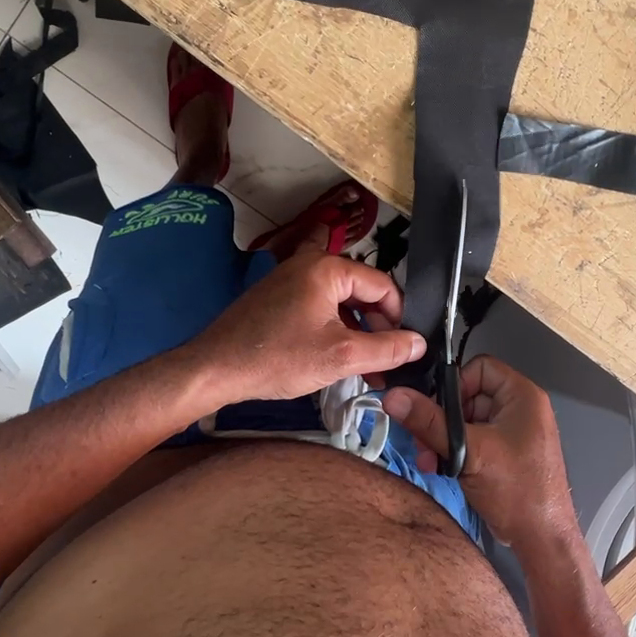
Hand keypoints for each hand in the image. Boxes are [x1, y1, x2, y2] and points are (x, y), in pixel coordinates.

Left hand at [185, 249, 425, 405]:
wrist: (215, 369)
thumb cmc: (278, 358)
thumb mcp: (342, 356)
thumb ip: (387, 349)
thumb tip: (420, 343)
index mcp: (327, 268)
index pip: (383, 285)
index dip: (400, 317)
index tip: (406, 347)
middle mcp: (309, 266)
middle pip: (362, 294)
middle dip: (379, 329)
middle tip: (388, 364)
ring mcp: (290, 282)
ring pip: (341, 306)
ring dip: (358, 335)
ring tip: (367, 370)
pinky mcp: (278, 301)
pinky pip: (319, 311)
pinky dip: (334, 334)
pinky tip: (338, 362)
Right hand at [382, 356, 576, 552]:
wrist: (541, 539)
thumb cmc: (518, 491)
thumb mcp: (468, 451)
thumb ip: (429, 422)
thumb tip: (396, 398)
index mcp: (522, 396)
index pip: (479, 367)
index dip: (453, 384)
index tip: (435, 409)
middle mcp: (520, 408)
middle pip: (468, 395)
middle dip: (442, 419)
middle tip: (424, 441)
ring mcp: (512, 432)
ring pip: (466, 421)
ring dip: (444, 439)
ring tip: (430, 459)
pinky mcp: (503, 454)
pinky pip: (472, 440)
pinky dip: (455, 451)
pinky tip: (441, 468)